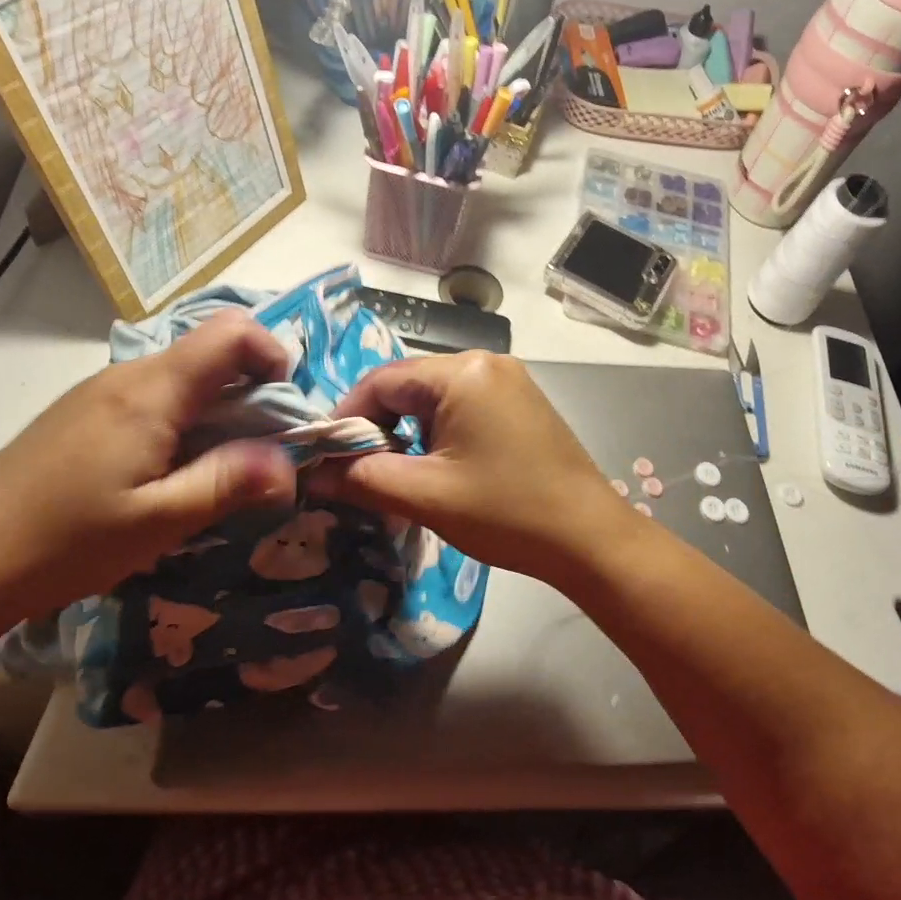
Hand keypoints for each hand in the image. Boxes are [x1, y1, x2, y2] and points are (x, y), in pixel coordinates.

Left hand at [0, 311, 298, 644]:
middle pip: (211, 355)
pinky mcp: (81, 417)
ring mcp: (98, 394)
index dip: (274, 358)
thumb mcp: (159, 521)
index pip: (233, 333)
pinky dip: (182, 425)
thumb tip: (292, 461)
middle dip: (253, 397)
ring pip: (182, 380)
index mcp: (151, 390)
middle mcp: (126, 376)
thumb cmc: (65, 541)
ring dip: (217, 415)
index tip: (286, 413)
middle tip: (259, 460)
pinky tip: (167, 478)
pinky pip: (152, 401)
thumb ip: (229, 482)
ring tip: (215, 475)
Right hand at [308, 352, 636, 583]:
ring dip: (406, 432)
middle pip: (407, 385)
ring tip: (394, 474)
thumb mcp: (425, 496)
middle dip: (376, 427)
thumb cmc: (505, 512)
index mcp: (461, 372)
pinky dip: (438, 432)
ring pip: (433, 398)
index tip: (325, 459)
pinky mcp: (521, 402)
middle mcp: (486, 362)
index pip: (380, 381)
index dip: (345, 418)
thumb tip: (311, 473)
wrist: (588, 537)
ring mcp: (509, 380)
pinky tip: (436, 467)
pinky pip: (462, 406)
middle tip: (358, 472)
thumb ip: (361, 478)